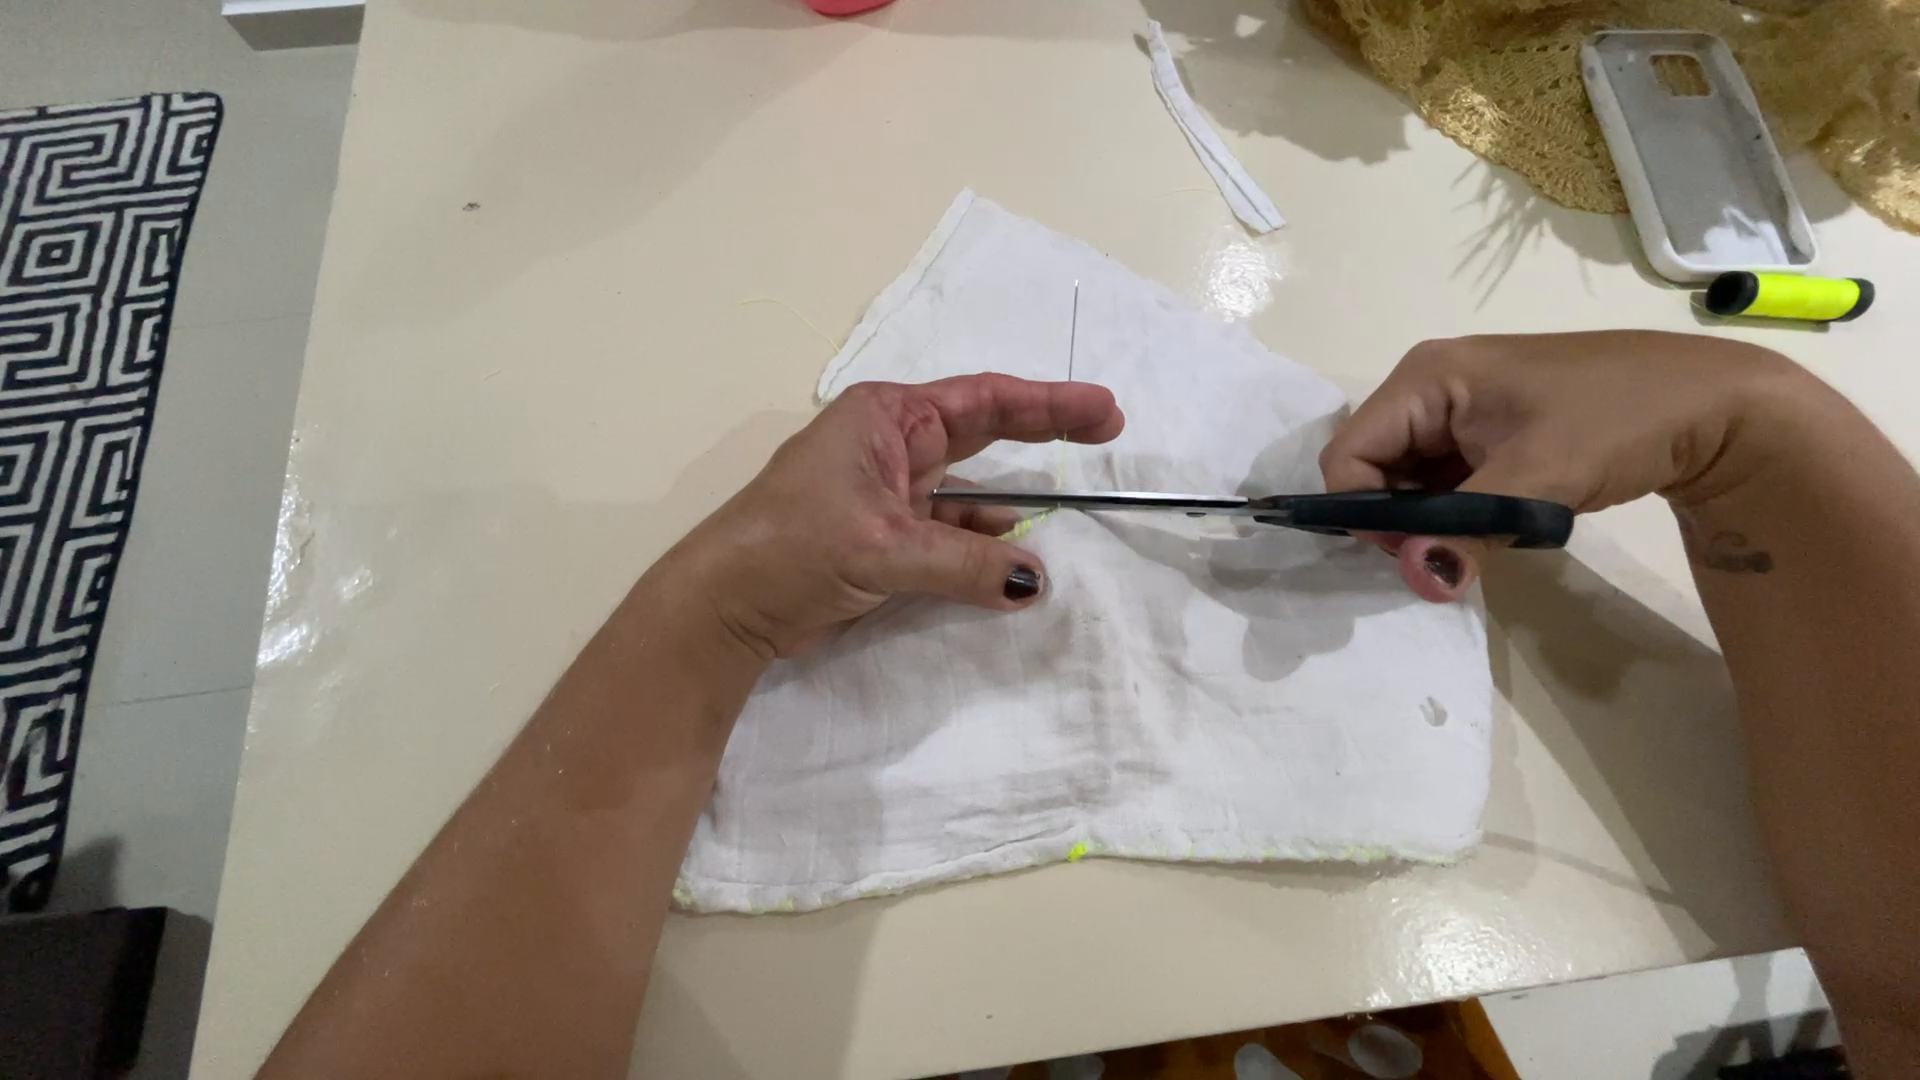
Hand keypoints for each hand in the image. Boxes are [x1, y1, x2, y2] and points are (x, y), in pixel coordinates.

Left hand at [669, 375, 1124, 658]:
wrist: (727, 605)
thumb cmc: (793, 548)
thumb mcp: (884, 548)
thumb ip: (965, 561)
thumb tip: (1036, 582)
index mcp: (887, 418)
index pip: (984, 401)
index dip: (1049, 405)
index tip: (1104, 411)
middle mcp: (893, 445)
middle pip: (983, 433)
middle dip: (1042, 435)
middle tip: (1106, 432)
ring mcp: (891, 492)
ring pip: (969, 491)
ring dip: (1010, 507)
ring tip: (1064, 519)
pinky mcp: (887, 535)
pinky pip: (951, 532)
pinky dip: (982, 545)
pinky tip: (1013, 560)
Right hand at [1319, 331, 1807, 601]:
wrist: (1722, 407)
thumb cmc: (1625, 422)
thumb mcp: (1540, 479)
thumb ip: (1466, 531)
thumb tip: (1421, 584)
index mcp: (1425, 377)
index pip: (1348, 454)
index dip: (1365, 508)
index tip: (1416, 546)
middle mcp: (1426, 386)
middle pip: (1369, 466)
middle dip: (1398, 515)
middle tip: (1452, 544)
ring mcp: (1451, 406)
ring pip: (1399, 476)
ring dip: (1427, 515)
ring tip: (1480, 529)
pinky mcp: (1475, 426)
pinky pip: (1433, 475)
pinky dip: (1450, 506)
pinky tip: (1489, 514)